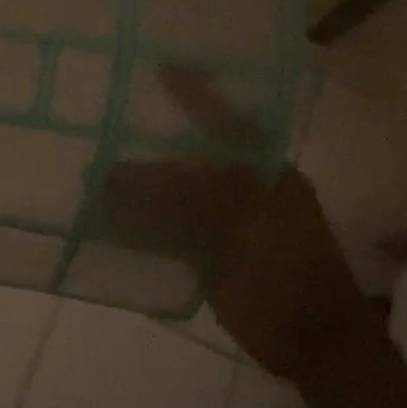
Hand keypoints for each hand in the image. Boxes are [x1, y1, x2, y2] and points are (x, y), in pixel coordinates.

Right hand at [98, 65, 378, 384]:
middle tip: (102, 149)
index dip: (198, 95)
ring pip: (173, 203)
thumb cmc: (288, 268)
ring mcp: (225, 228)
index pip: (227, 123)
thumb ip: (185, 195)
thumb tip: (123, 180)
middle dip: (146, 160)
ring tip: (94, 189)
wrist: (312, 340)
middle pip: (187, 166)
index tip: (164, 68)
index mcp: (265, 173)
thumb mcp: (242, 219)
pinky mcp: (209, 260)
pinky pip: (168, 237)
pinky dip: (141, 232)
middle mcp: (243, 192)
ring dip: (137, 197)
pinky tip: (110, 227)